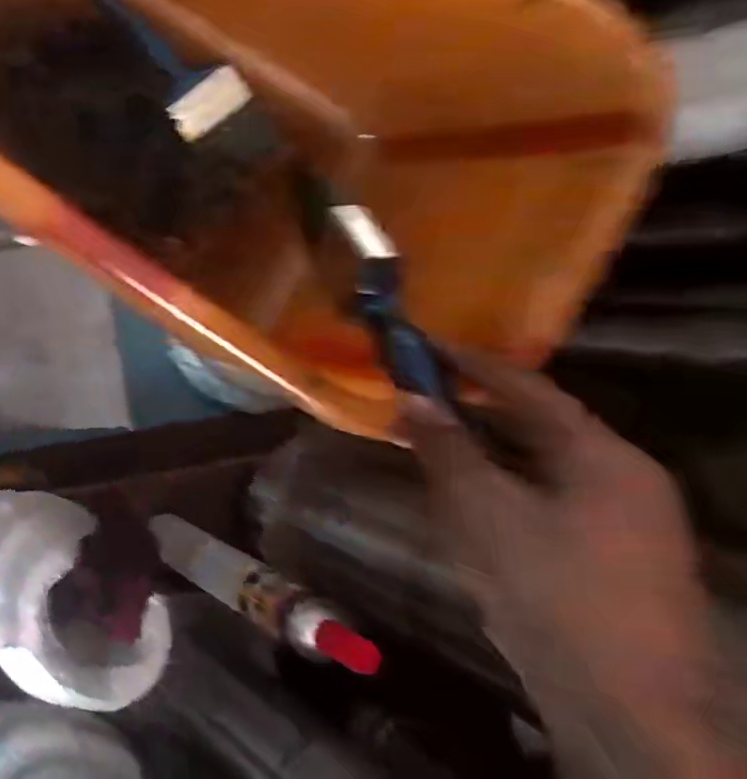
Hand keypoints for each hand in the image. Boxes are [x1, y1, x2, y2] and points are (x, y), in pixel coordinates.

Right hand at [402, 350, 732, 778]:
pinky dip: (493, 466)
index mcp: (604, 459)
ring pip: (535, 453)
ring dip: (478, 433)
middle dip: (470, 397)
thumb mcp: (480, 506)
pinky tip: (453, 472)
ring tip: (419, 420)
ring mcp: (618, 515)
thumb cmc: (547, 583)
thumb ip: (445, 445)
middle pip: (536, 419)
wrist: (616, 692)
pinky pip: (538, 484)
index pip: (528, 388)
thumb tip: (412, 396)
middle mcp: (621, 476)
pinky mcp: (602, 544)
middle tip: (410, 378)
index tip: (416, 339)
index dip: (468, 360)